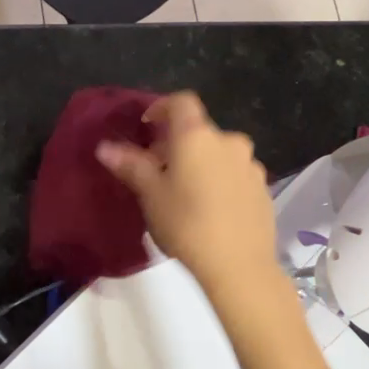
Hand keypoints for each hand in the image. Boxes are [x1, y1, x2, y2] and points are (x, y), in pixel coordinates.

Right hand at [95, 92, 281, 295]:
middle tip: (156, 170)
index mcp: (198, 136)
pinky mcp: (263, 190)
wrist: (239, 266)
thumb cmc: (186, 223)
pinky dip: (218, 181)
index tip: (146, 126)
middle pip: (198, 131)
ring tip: (182, 193)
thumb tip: (105, 147)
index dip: (161, 107)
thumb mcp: (150, 193)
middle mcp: (229, 142)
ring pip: (218, 154)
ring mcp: (251, 166)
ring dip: (199, 163)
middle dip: (175, 144)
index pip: (181, 102)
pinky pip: (234, 174)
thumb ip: (130, 165)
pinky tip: (207, 209)